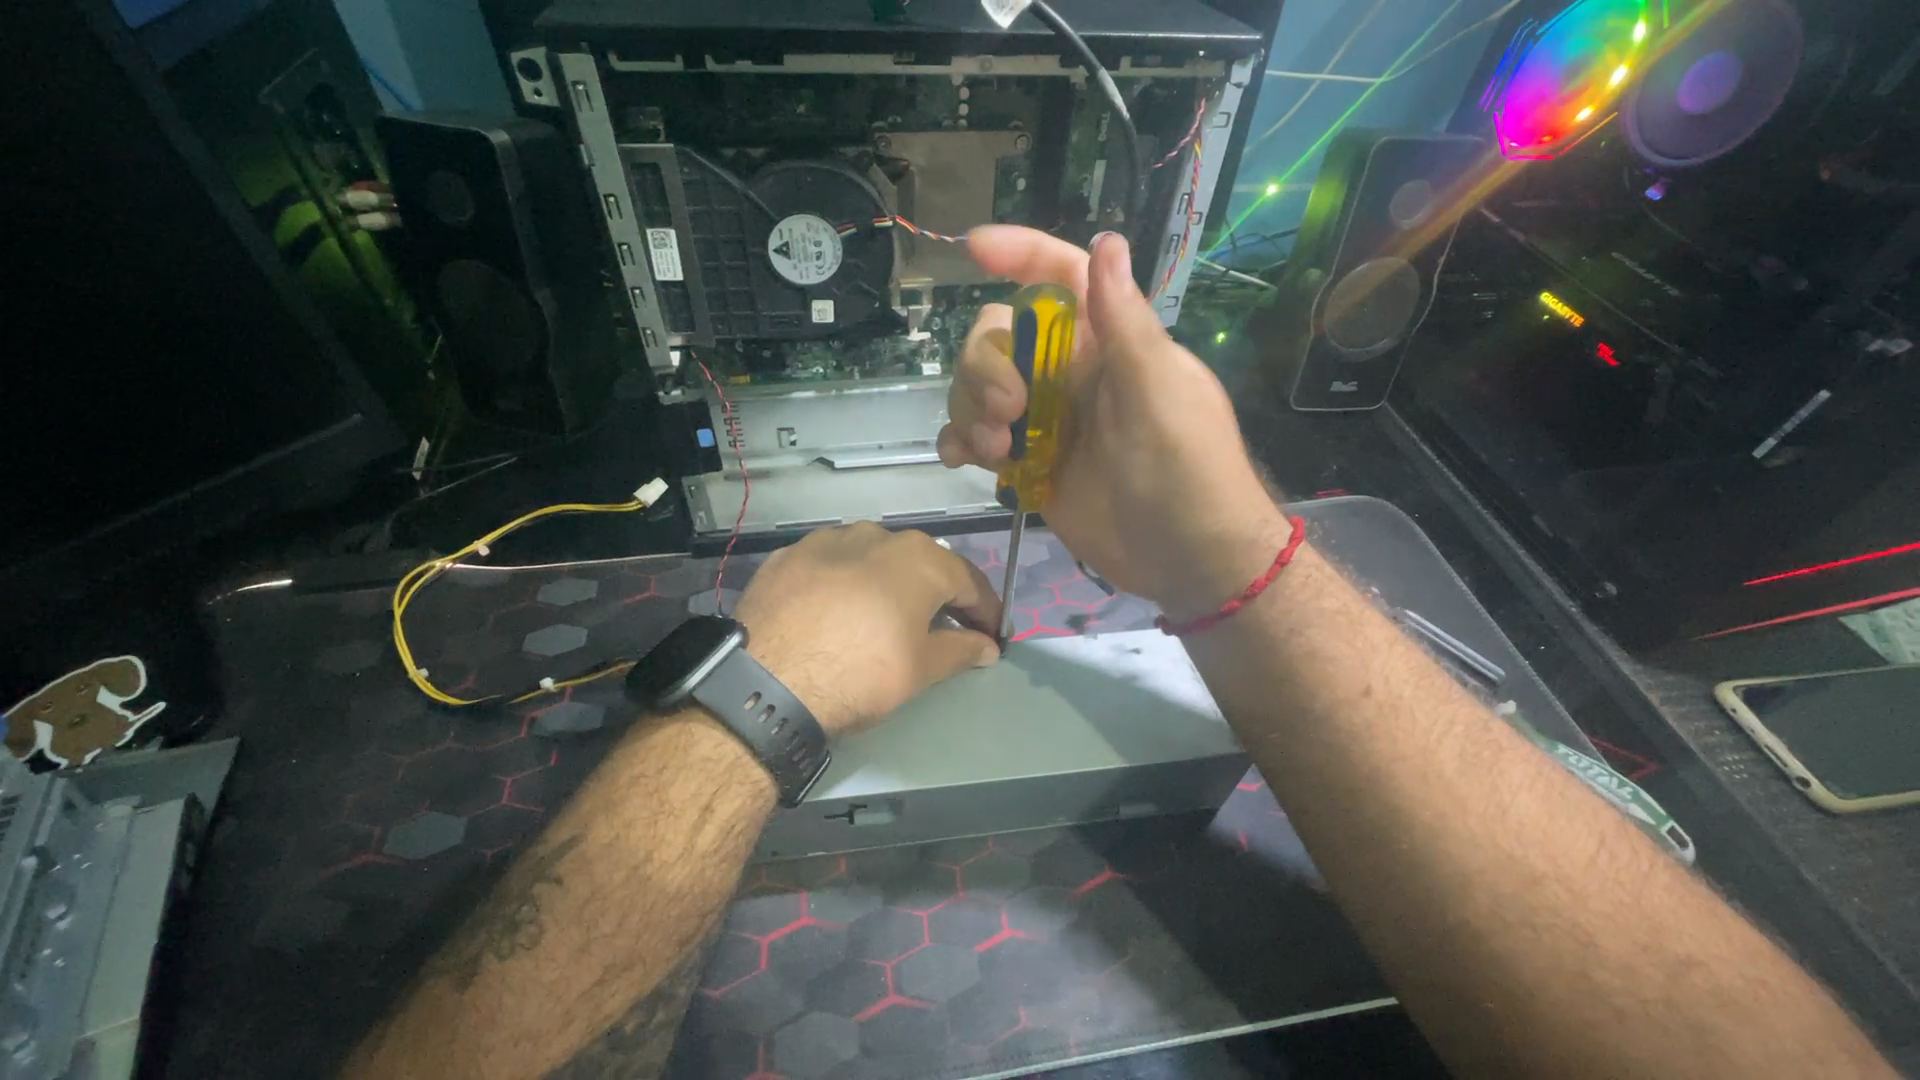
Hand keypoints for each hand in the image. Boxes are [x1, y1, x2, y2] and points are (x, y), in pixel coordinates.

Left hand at [732, 522, 1001, 737]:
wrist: (767, 682)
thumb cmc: (861, 672)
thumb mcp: (921, 669)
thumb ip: (961, 650)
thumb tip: (987, 644)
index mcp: (919, 558)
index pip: (967, 580)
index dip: (984, 610)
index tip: (992, 636)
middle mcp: (875, 535)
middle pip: (919, 564)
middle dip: (936, 595)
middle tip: (942, 630)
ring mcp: (826, 541)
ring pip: (871, 560)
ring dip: (887, 585)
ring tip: (884, 620)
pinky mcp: (786, 557)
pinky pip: (830, 568)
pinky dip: (844, 587)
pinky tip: (837, 615)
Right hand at [937, 226, 1292, 620]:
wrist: (1187, 558)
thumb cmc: (1188, 468)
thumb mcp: (1161, 390)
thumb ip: (1125, 321)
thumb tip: (1109, 240)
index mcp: (1107, 343)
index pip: (1060, 278)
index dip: (1020, 254)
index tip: (974, 248)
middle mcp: (1070, 373)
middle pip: (998, 338)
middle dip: (984, 365)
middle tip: (1008, 411)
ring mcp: (1045, 421)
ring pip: (978, 388)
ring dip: (968, 408)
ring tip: (992, 450)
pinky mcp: (1028, 464)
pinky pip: (976, 439)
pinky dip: (959, 443)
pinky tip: (962, 460)